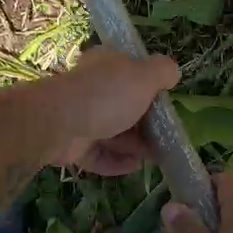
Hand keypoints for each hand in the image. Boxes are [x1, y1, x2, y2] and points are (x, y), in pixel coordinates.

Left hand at [40, 48, 180, 175]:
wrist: (60, 122)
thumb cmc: (107, 94)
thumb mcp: (145, 75)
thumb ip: (163, 71)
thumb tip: (171, 73)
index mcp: (106, 65)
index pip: (131, 72)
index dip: (150, 88)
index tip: (167, 107)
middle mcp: (92, 89)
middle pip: (123, 107)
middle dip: (145, 124)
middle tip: (165, 139)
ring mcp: (80, 117)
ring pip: (111, 133)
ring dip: (134, 146)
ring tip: (154, 158)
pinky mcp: (72, 144)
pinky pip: (98, 154)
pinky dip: (116, 162)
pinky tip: (134, 167)